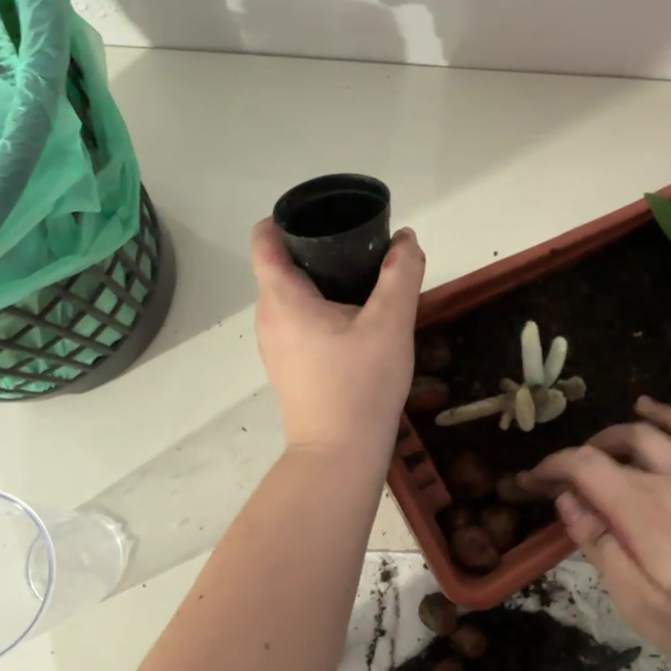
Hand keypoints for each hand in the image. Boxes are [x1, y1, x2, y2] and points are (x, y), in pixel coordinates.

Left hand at [251, 219, 425, 462]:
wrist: (340, 453)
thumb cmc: (360, 384)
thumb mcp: (391, 323)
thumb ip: (401, 274)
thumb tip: (406, 240)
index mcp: (282, 297)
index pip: (264, 239)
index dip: (290, 218)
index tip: (327, 217)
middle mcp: (268, 317)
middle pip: (281, 264)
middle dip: (317, 248)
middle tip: (361, 246)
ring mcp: (275, 344)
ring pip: (292, 295)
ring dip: (322, 280)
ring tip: (364, 280)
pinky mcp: (288, 365)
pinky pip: (299, 320)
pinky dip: (322, 308)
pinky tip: (357, 319)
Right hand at [520, 398, 670, 670]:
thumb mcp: (642, 606)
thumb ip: (602, 548)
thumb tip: (568, 502)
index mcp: (645, 513)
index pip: (584, 467)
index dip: (550, 468)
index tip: (527, 483)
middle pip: (613, 448)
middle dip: (576, 457)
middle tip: (556, 482)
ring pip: (651, 433)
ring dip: (614, 434)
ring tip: (594, 450)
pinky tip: (652, 410)